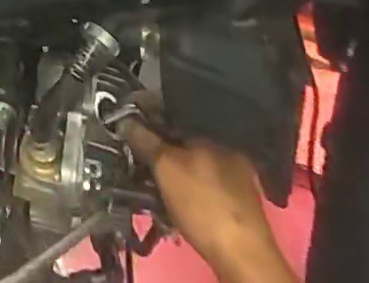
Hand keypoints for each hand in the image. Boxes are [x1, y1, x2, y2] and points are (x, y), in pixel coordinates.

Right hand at [123, 119, 296, 282]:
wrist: (244, 258)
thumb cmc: (203, 204)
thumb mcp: (165, 166)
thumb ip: (144, 139)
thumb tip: (124, 119)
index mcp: (212, 129)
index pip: (172, 109)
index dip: (146, 113)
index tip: (126, 122)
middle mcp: (227, 145)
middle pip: (181, 136)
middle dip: (157, 143)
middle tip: (134, 153)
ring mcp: (235, 173)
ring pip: (191, 160)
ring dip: (169, 167)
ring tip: (148, 179)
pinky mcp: (235, 200)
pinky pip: (201, 181)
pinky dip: (184, 185)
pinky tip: (171, 198)